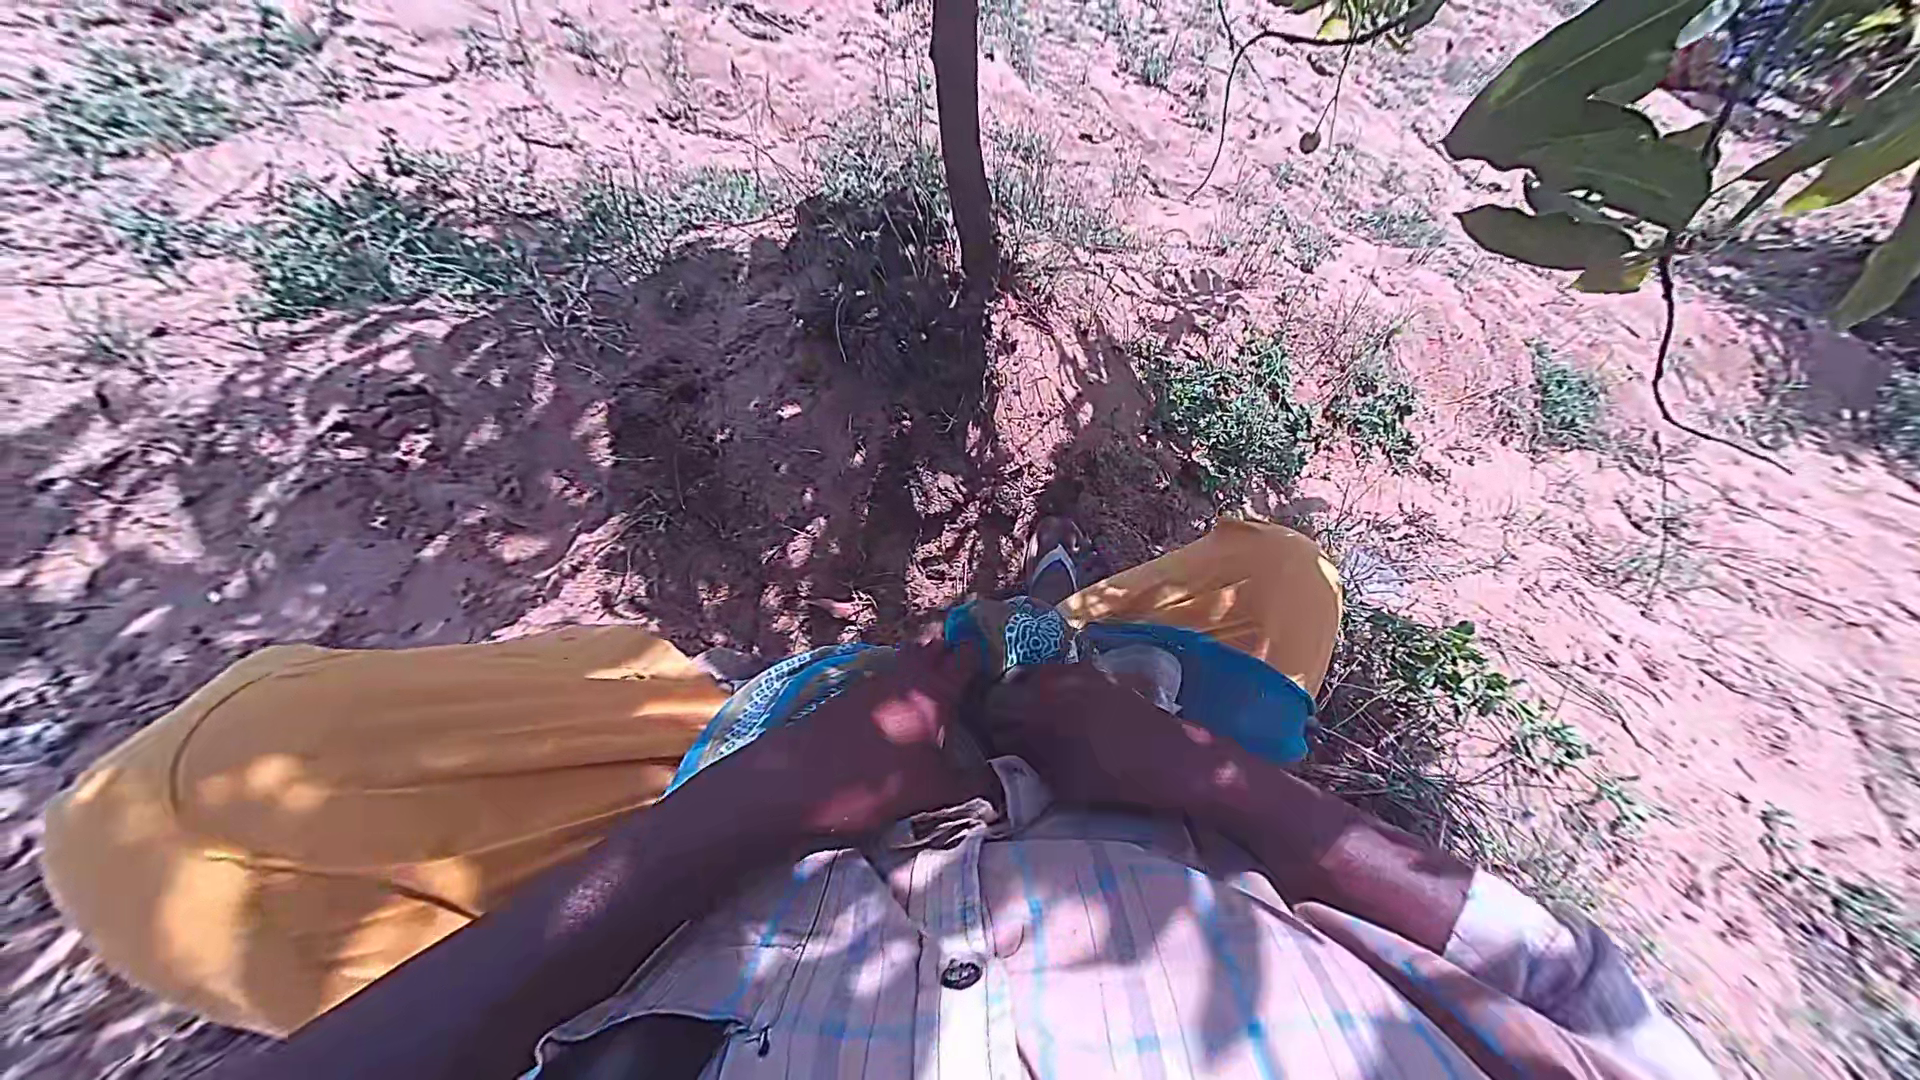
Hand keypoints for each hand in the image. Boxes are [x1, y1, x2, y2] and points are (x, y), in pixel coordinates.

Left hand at [687, 640, 986, 840]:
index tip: (996, 654)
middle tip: (966, 664)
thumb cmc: (874, 781)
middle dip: (949, 650)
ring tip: (936, 684)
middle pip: (932, 648)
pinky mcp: (850, 694)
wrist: (796, 779)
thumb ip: (974, 786)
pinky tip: (899, 705)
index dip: (981, 653)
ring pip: (906, 660)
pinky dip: (898, 681)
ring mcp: (874, 681)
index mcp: (934, 691)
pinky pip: (885, 676)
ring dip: (922, 663)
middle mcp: (906, 675)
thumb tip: (1007, 787)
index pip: (965, 658)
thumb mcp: (934, 791)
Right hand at [982, 662, 1250, 814]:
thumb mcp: (1059, 777)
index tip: (987, 740)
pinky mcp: (1099, 675)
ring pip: (1037, 680)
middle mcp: (1056, 675)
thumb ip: (1023, 755)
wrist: (1177, 761)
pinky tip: (1064, 721)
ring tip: (1037, 729)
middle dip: (1006, 708)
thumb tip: (998, 744)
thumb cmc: (1115, 777)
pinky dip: (1053, 695)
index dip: (985, 722)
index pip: (993, 702)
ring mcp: (1080, 671)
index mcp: (1041, 699)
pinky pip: (1061, 680)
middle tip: (1010, 736)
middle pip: (1013, 686)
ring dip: (1030, 700)